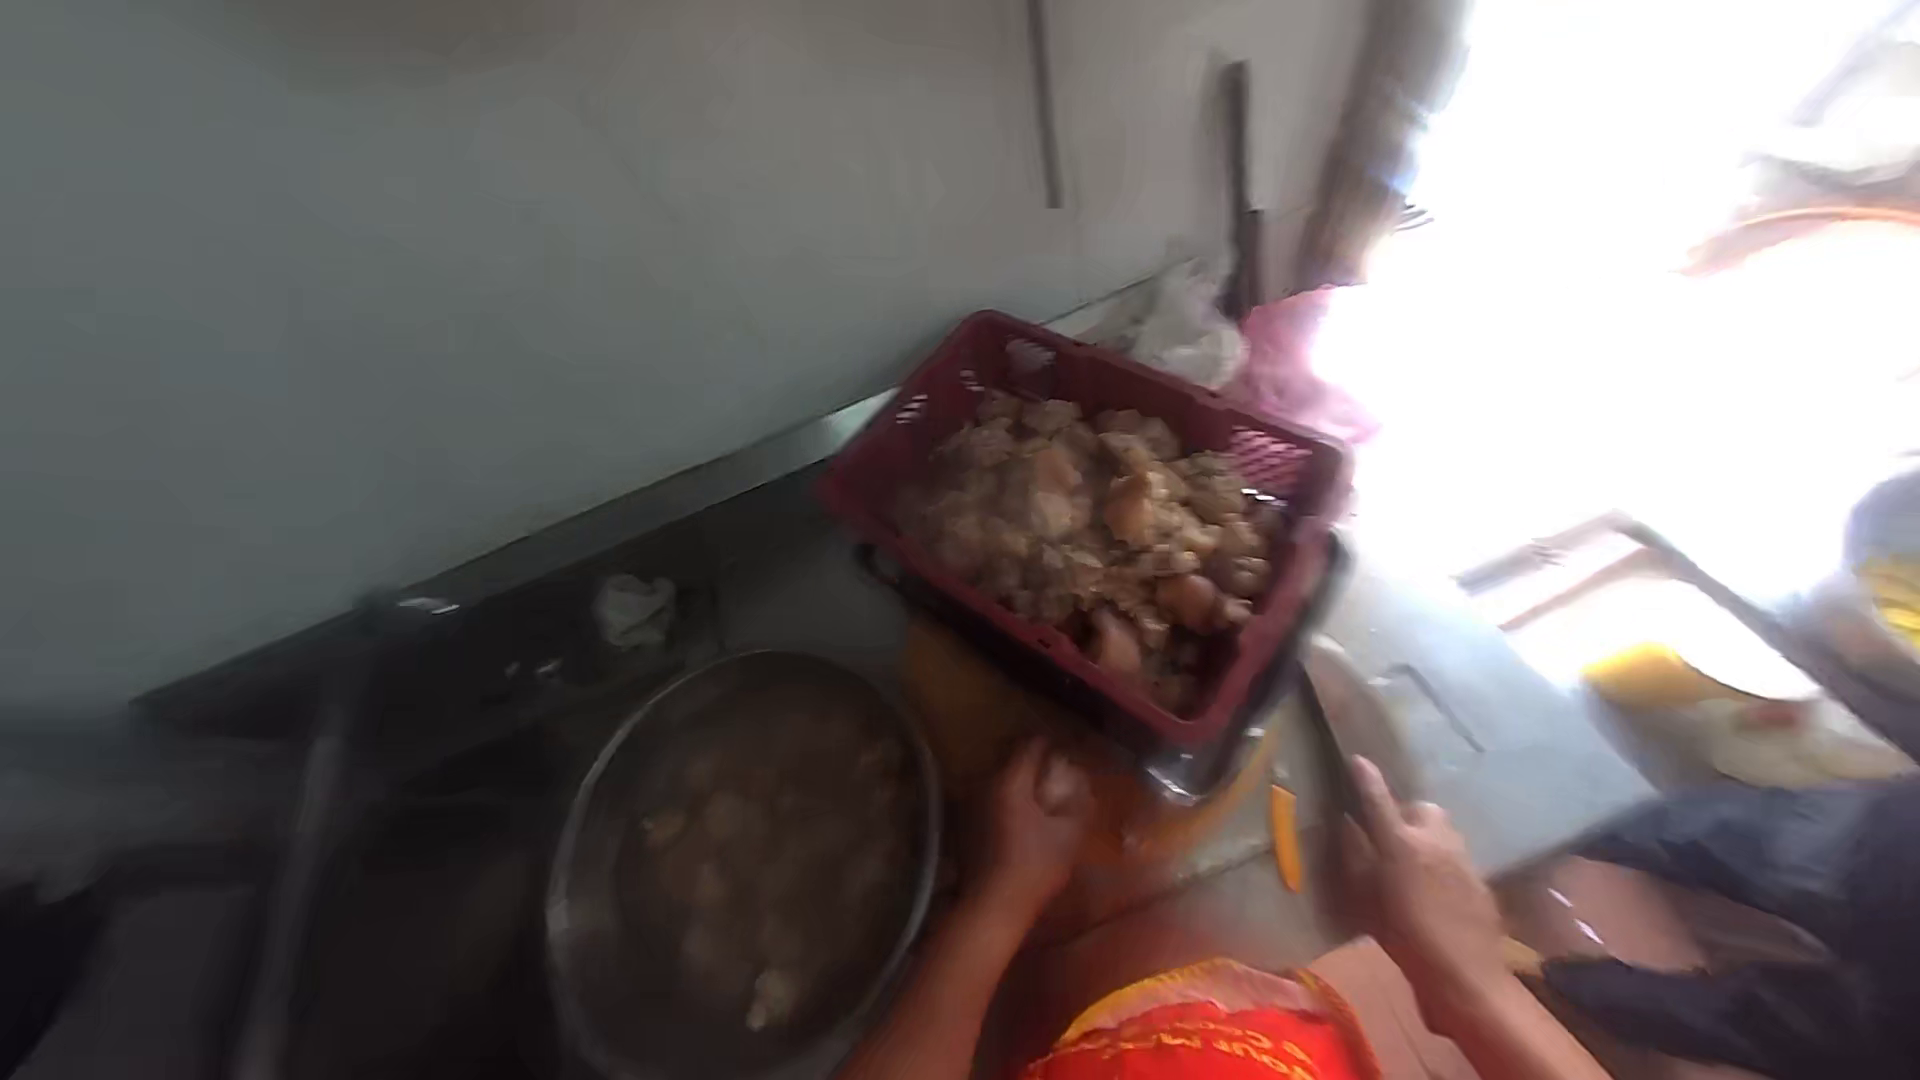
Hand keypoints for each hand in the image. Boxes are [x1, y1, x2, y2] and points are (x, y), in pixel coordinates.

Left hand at [967, 736, 1092, 919]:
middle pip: (1009, 756)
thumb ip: (1079, 805)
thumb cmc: (1034, 868)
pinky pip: (987, 793)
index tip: (1061, 745)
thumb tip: (1082, 786)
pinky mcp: (965, 819)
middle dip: (1030, 757)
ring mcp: (971, 800)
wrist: (993, 905)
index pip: (1029, 745)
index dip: (1047, 741)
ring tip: (1036, 788)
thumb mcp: (1069, 837)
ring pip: (996, 775)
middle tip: (1050, 765)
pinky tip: (1018, 811)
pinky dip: (1003, 794)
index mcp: (1010, 781)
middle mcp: (985, 782)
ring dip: (1015, 776)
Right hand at [1344, 755, 1509, 1030]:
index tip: (1356, 759)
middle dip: (1408, 812)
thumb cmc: (1401, 934)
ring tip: (1415, 855)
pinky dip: (1444, 858)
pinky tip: (1436, 883)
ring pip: (1445, 829)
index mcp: (1400, 843)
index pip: (1377, 798)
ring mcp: (1463, 860)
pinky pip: (1458, 855)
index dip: (1365, 777)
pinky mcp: (1482, 881)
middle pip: (1424, 807)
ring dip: (1428, 833)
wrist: (1465, 977)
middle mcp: (1434, 842)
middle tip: (1392, 831)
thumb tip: (1345, 823)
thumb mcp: (1363, 894)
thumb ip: (1353, 853)